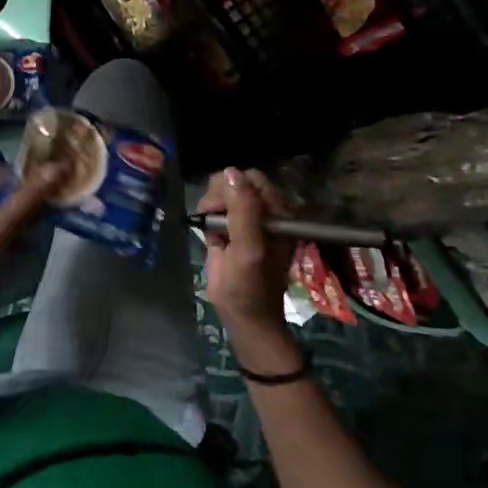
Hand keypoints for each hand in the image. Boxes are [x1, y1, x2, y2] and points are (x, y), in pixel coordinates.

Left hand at [0, 165, 62, 300]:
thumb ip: (29, 196)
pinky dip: (15, 247)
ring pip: (2, 225)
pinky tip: (27, 255)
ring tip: (46, 228)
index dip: (26, 173)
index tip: (54, 176)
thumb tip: (59, 165)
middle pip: (2, 201)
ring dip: (23, 225)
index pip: (1, 175)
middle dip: (28, 202)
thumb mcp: (3, 224)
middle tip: (57, 203)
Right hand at [197, 168, 295, 331]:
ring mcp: (247, 221)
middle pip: (236, 183)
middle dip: (219, 196)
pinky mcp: (231, 230)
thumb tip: (230, 172)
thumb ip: (243, 210)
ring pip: (223, 194)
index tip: (219, 210)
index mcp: (279, 213)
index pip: (252, 180)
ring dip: (211, 208)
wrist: (243, 316)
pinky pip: (216, 211)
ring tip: (212, 231)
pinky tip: (211, 237)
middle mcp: (265, 213)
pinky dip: (209, 219)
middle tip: (213, 221)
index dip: (231, 189)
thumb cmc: (249, 285)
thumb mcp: (249, 247)